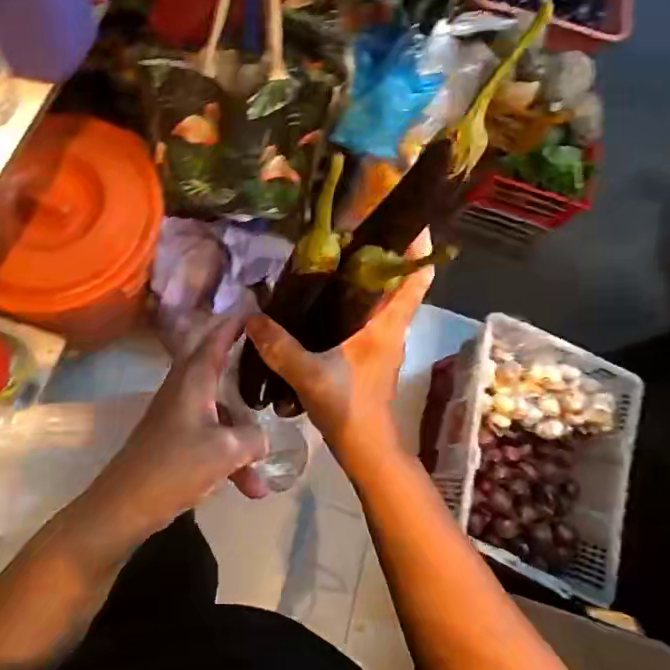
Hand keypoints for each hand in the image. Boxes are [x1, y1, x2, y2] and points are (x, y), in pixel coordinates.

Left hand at [79, 313, 269, 544]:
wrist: (125, 505)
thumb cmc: (176, 466)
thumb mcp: (226, 451)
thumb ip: (253, 438)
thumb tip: (264, 439)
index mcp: (193, 380)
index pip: (216, 339)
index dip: (235, 323)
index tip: (256, 309)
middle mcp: (184, 390)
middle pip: (217, 367)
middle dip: (243, 364)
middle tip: (269, 357)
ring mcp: (178, 416)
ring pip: (220, 413)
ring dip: (244, 437)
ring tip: (265, 473)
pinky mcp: (175, 441)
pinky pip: (213, 438)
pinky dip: (231, 457)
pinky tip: (248, 487)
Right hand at [246, 231, 434, 448]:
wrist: (366, 449)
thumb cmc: (348, 408)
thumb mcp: (309, 375)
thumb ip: (279, 347)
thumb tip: (251, 317)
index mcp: (387, 325)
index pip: (415, 279)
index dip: (418, 248)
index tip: (407, 220)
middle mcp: (392, 328)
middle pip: (398, 282)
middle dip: (383, 254)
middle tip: (354, 230)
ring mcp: (385, 341)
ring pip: (383, 299)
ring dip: (368, 278)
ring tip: (336, 257)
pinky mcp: (373, 353)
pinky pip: (369, 316)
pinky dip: (355, 301)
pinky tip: (325, 299)